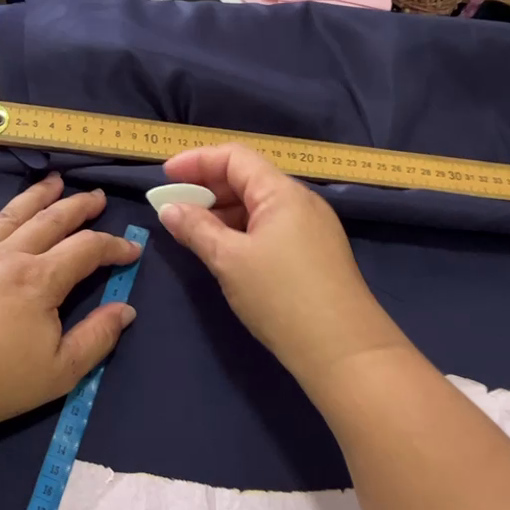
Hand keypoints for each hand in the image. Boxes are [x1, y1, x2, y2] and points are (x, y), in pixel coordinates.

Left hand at [0, 173, 141, 439]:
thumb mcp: (61, 371)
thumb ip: (97, 337)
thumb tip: (126, 309)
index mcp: (41, 280)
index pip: (87, 250)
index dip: (114, 246)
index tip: (132, 250)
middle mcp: (8, 257)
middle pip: (51, 221)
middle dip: (78, 207)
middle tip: (96, 197)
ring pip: (9, 215)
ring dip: (34, 196)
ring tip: (52, 180)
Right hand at [156, 144, 407, 391]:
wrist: (344, 351)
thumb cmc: (282, 297)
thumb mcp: (229, 260)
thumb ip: (196, 229)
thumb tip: (168, 208)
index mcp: (282, 192)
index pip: (235, 158)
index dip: (196, 161)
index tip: (165, 177)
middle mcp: (300, 202)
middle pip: (247, 178)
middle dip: (206, 187)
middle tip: (172, 207)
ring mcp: (310, 228)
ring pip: (258, 206)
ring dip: (221, 212)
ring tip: (190, 231)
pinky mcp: (314, 254)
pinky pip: (270, 228)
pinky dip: (240, 231)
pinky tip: (221, 250)